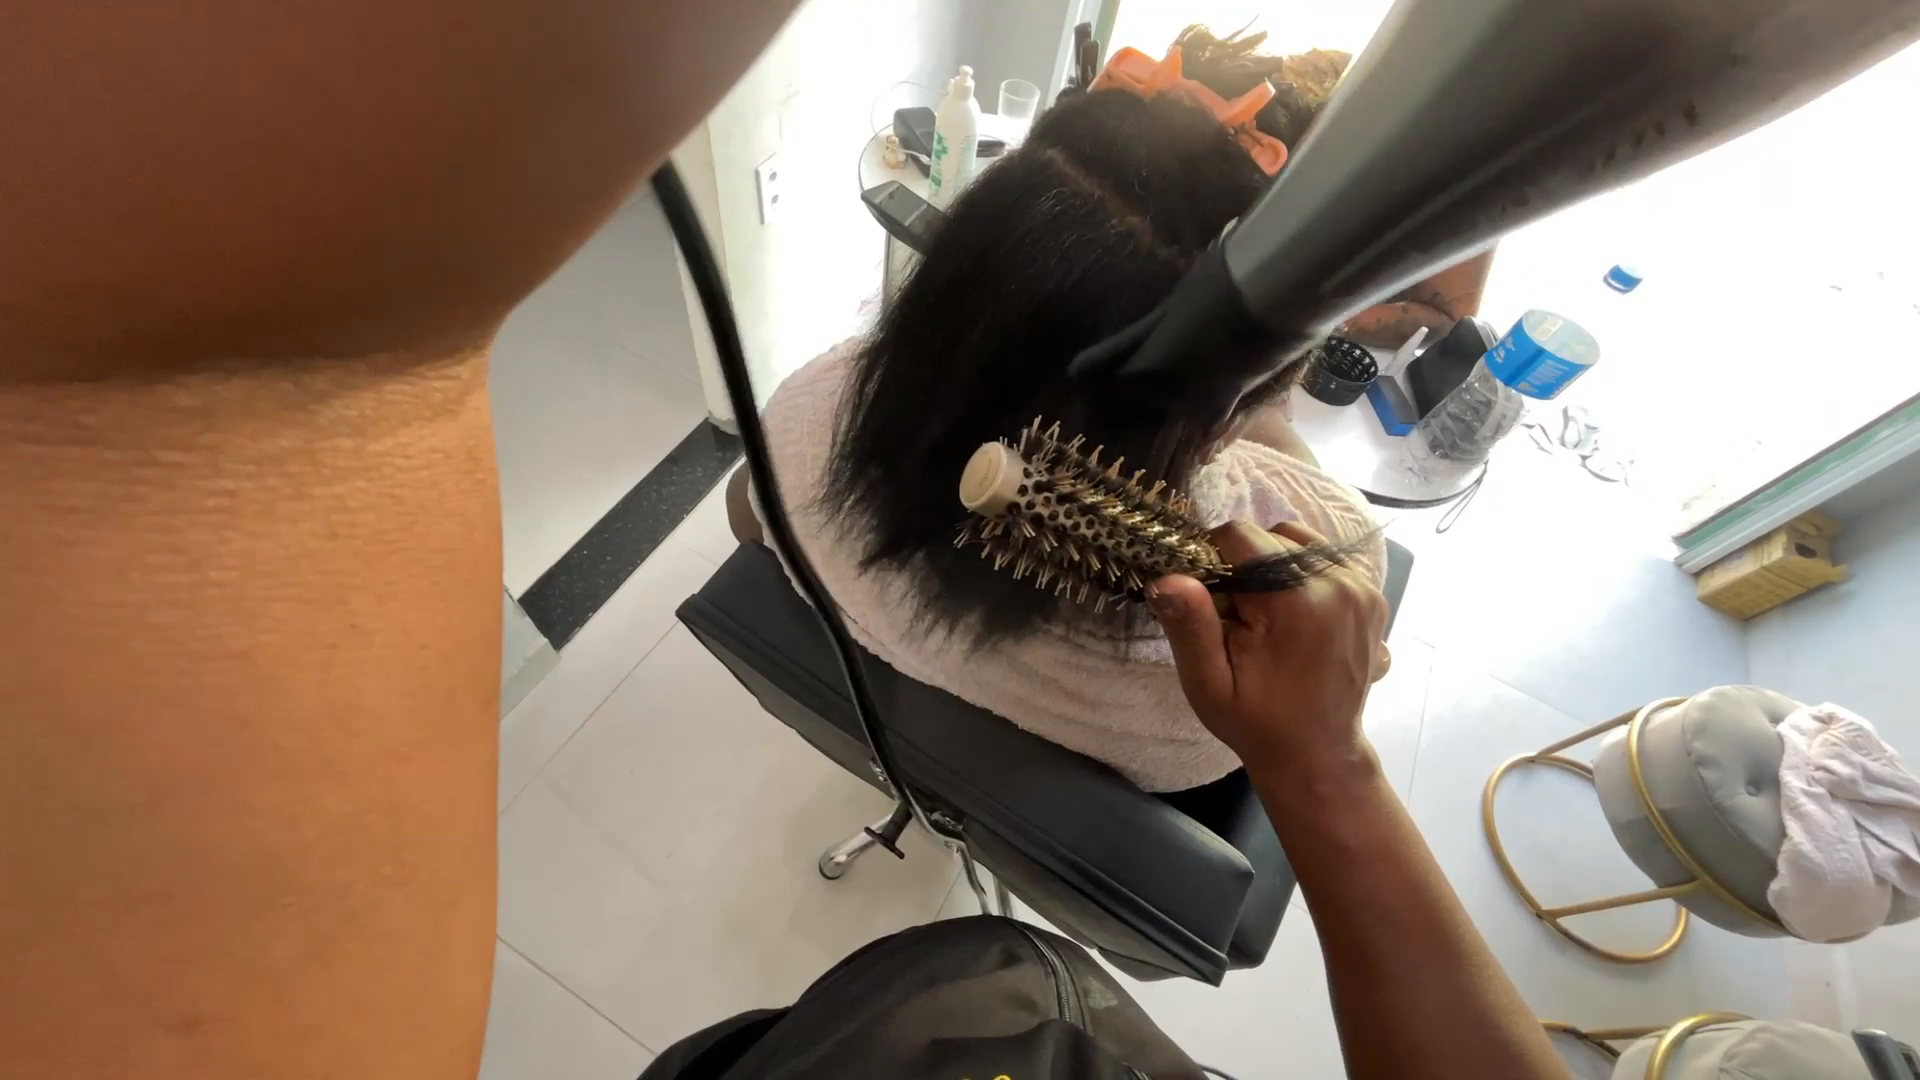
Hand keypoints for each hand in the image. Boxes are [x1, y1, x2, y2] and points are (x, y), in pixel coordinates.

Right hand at [1147, 521, 1390, 776]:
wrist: (1316, 754)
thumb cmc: (1254, 721)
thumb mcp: (1207, 681)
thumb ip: (1189, 625)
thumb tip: (1166, 576)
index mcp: (1296, 600)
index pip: (1238, 535)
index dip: (1211, 560)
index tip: (1210, 602)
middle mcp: (1338, 583)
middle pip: (1268, 536)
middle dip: (1242, 566)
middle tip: (1236, 617)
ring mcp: (1363, 588)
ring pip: (1297, 541)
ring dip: (1271, 566)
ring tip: (1265, 614)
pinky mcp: (1373, 596)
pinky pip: (1324, 559)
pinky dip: (1300, 575)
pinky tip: (1292, 614)